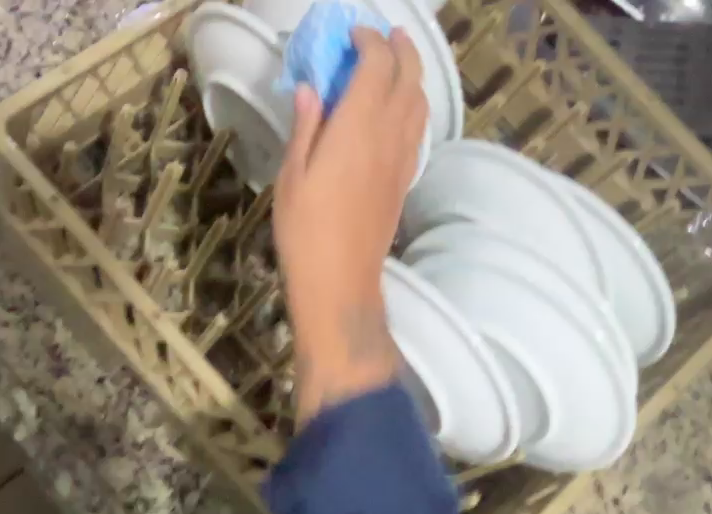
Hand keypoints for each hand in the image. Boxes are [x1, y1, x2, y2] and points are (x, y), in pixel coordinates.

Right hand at [273, 27, 427, 425]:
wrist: (339, 279)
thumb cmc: (304, 231)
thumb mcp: (291, 177)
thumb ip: (306, 127)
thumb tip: (312, 89)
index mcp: (358, 124)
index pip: (377, 63)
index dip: (368, 41)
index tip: (352, 35)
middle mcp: (389, 131)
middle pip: (409, 72)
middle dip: (398, 47)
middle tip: (380, 38)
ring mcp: (403, 155)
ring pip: (419, 97)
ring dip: (409, 73)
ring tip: (390, 68)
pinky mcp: (404, 177)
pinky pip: (417, 125)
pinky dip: (410, 103)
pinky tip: (394, 111)